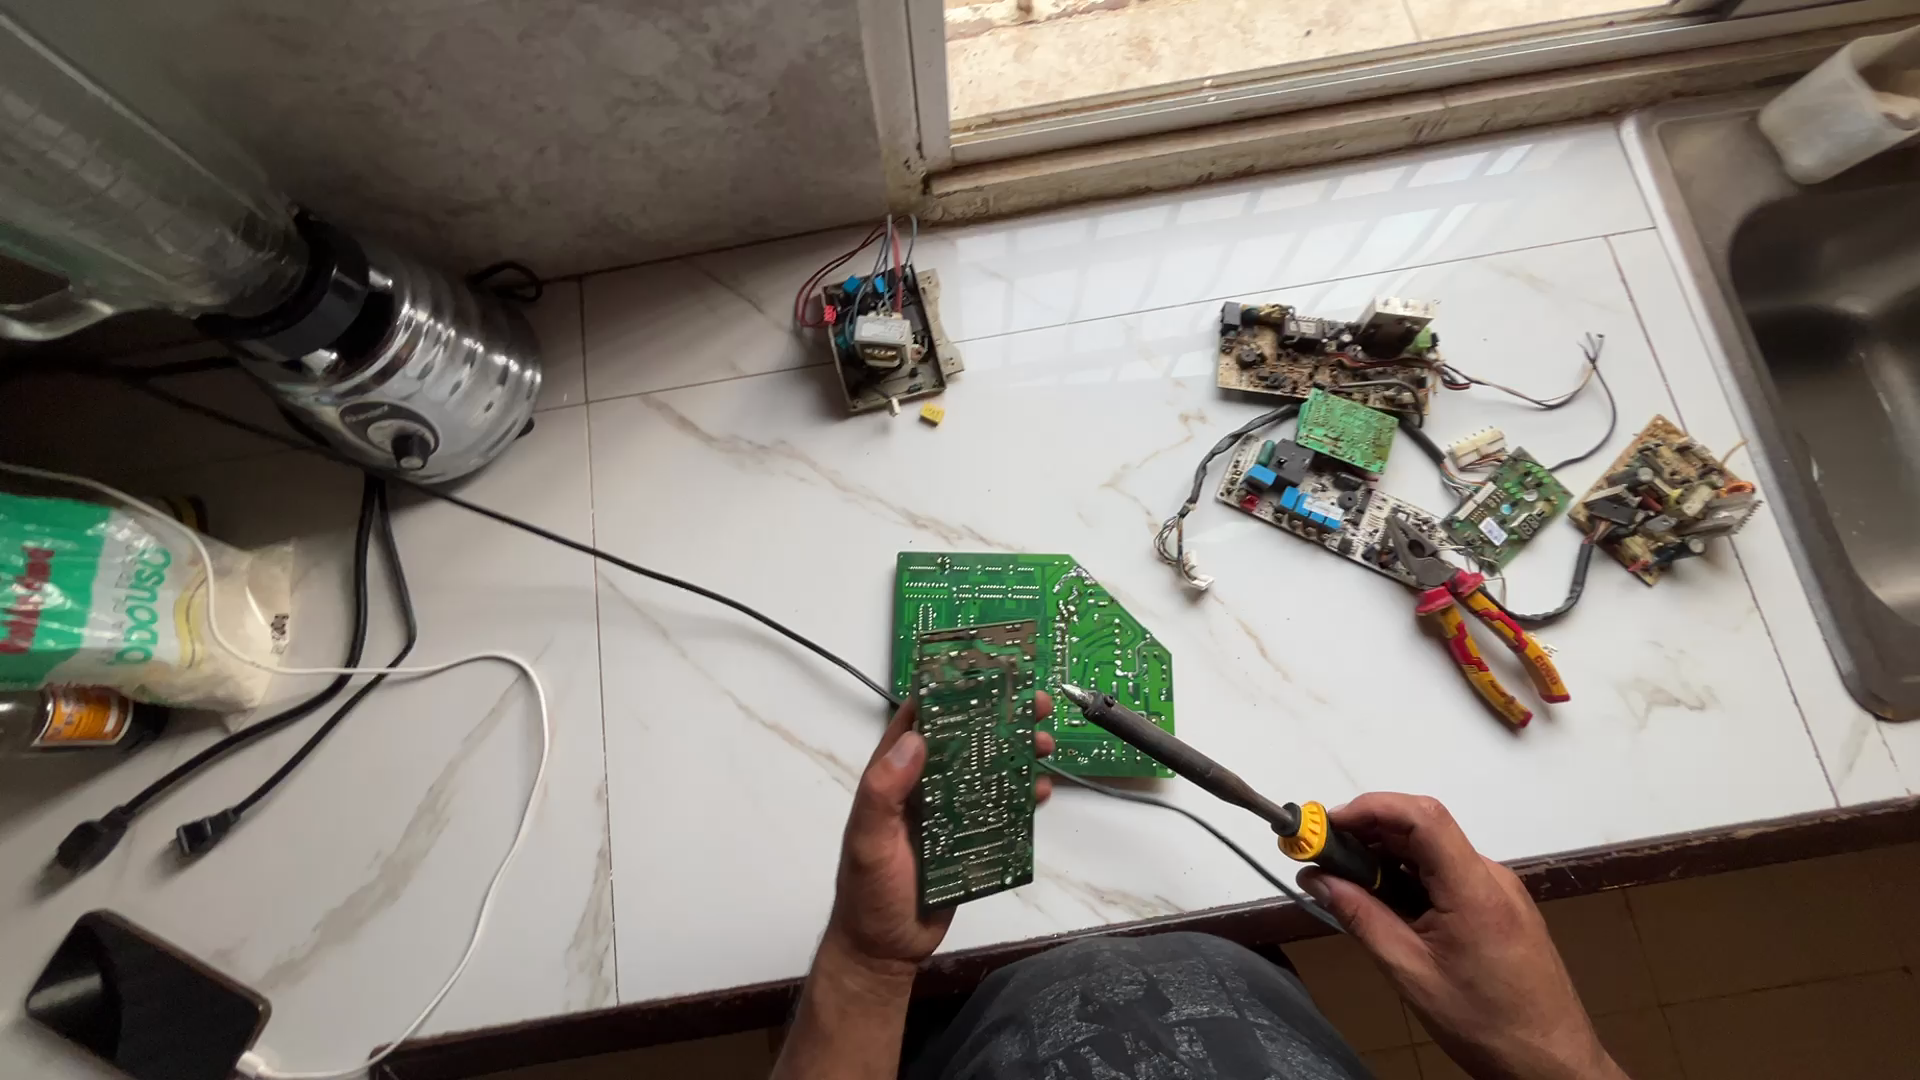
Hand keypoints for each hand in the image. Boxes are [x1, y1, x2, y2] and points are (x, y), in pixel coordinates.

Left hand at [823, 691, 1054, 977]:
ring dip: (1017, 752)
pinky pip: (1002, 808)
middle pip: (966, 738)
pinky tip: (1042, 789)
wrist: (886, 948)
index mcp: (896, 773)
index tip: (987, 671)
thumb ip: (883, 792)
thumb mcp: (869, 839)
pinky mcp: (971, 836)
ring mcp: (950, 809)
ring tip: (1045, 743)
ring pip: (989, 768)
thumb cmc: (868, 891)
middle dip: (1000, 716)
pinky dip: (1023, 795)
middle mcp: (925, 783)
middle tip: (1033, 704)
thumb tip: (916, 740)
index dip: (951, 690)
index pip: (922, 719)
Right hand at [1299, 794, 1623, 1079]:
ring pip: (1429, 847)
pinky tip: (1386, 901)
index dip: (1370, 808)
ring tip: (1349, 882)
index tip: (1329, 827)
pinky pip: (1443, 869)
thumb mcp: (1409, 972)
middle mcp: (1490, 876)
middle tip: (1325, 855)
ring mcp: (1498, 889)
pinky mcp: (1498, 904)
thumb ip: (1359, 917)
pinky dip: (1405, 872)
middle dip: (1366, 831)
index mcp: (1474, 889)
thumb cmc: (1484, 1024)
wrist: (1558, 1071)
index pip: (1421, 817)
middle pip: (1421, 827)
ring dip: (1384, 853)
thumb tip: (1313, 877)